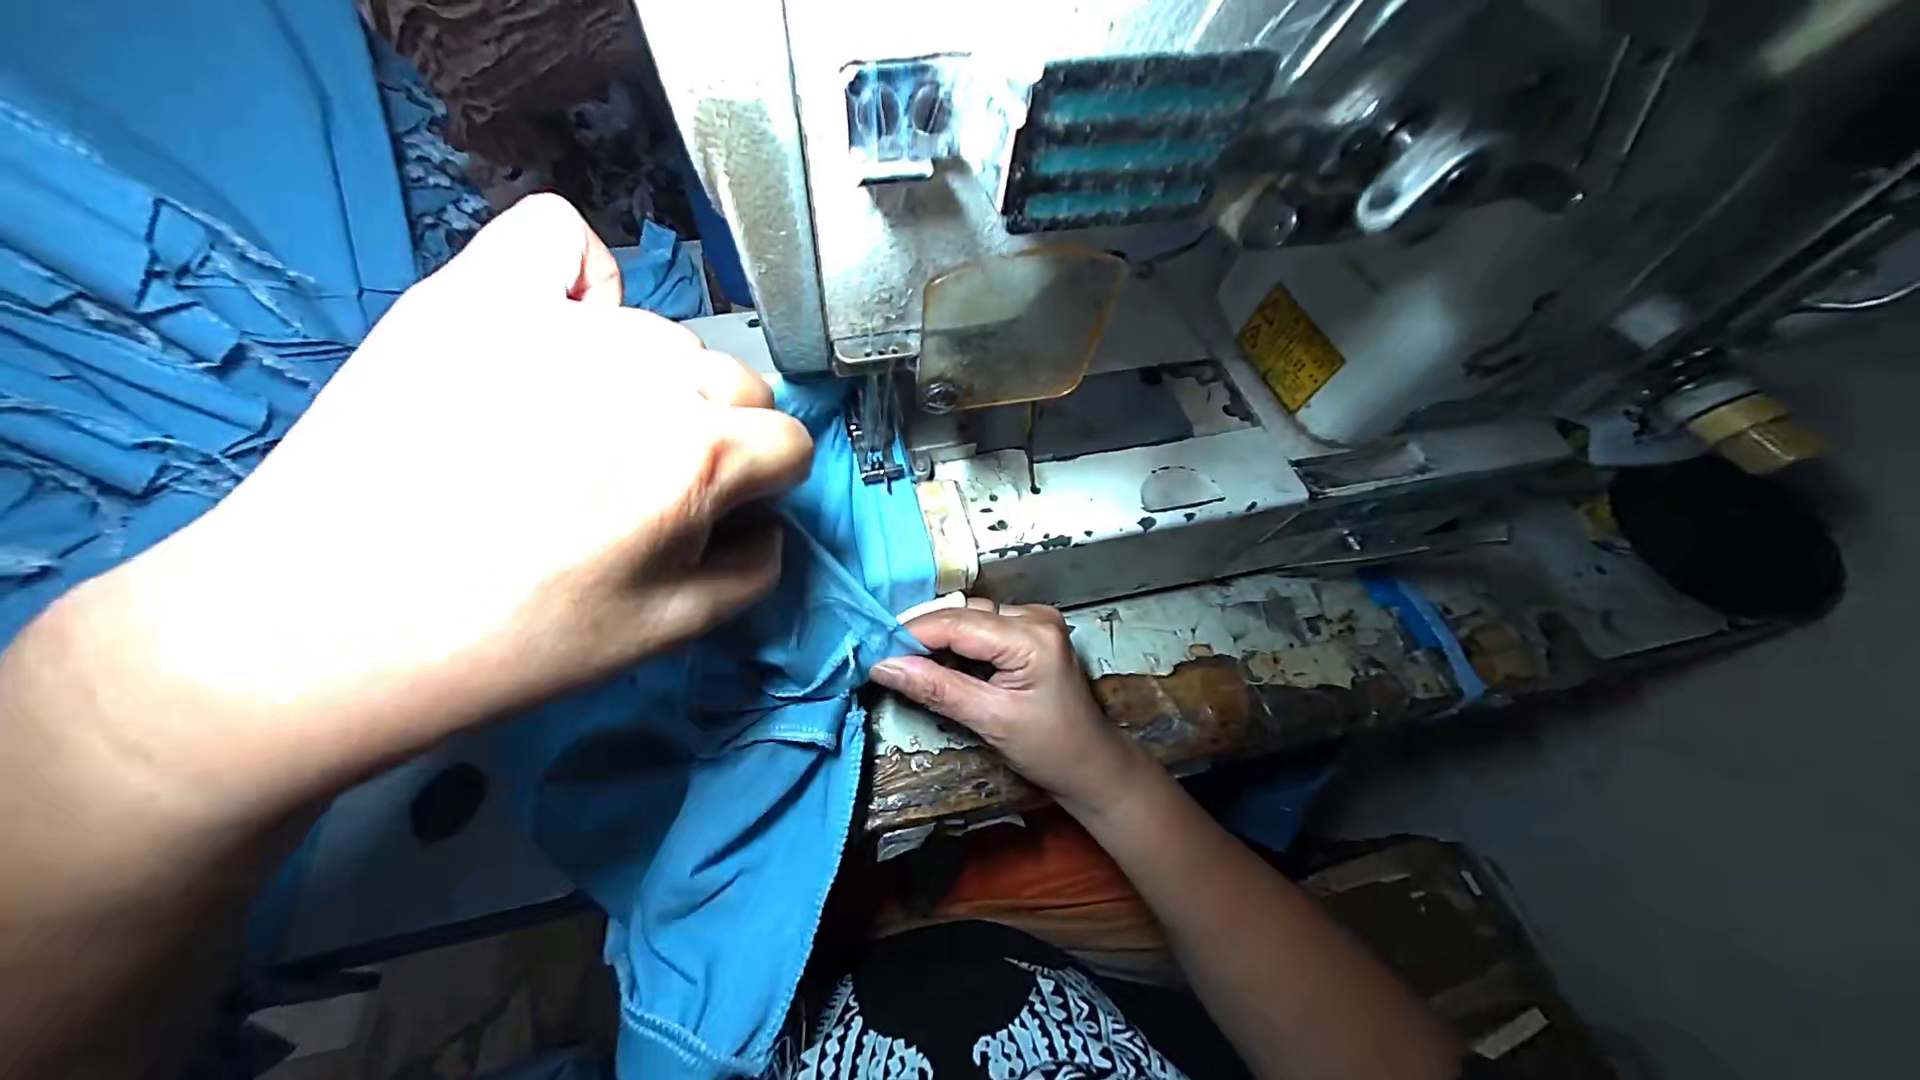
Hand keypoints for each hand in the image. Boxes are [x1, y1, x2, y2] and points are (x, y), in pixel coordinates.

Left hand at [40, 193, 812, 820]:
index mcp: (702, 457)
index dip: (764, 486)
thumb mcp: (676, 628)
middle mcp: (650, 374)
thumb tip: (764, 516)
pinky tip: (558, 337)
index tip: (716, 514)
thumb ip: (760, 566)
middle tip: (645, 481)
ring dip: (653, 382)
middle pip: (741, 385)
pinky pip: (564, 241)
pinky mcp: (474, 292)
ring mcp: (560, 321)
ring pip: (667, 338)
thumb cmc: (520, 640)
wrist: (329, 622)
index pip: (791, 444)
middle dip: (718, 435)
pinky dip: (581, 283)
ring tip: (578, 430)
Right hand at [869, 599, 1150, 813]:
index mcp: (1032, 635)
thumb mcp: (989, 720)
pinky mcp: (1030, 631)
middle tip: (883, 656)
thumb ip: (937, 688)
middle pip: (963, 614)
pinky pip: (982, 626)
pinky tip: (935, 660)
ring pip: (969, 616)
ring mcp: (1035, 620)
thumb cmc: (1050, 749)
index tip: (875, 650)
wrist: (1092, 764)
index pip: (958, 623)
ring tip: (903, 659)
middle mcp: (1034, 616)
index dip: (912, 634)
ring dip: (937, 637)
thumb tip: (884, 666)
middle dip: (921, 634)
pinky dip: (956, 642)